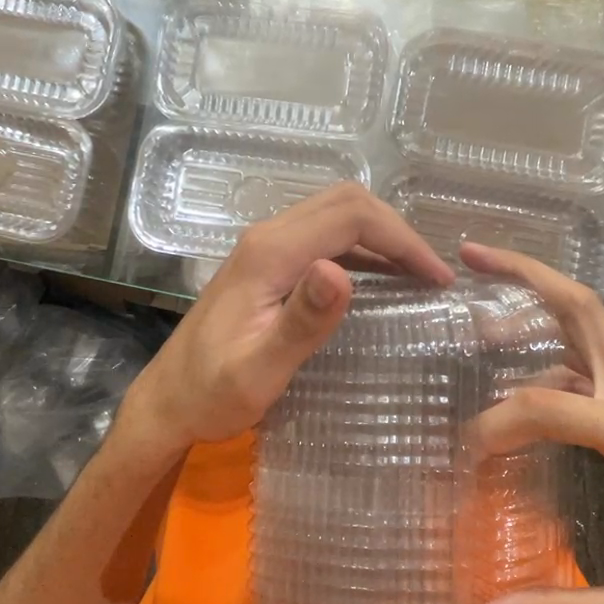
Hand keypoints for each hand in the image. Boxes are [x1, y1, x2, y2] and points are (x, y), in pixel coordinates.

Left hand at [118, 184, 454, 454]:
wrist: (167, 400)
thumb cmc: (211, 394)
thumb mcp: (258, 370)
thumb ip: (300, 322)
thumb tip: (340, 273)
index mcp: (269, 253)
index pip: (350, 217)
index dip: (401, 239)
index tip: (437, 279)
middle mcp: (267, 236)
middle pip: (345, 202)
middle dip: (396, 230)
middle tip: (432, 275)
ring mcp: (265, 247)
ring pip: (335, 215)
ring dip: (381, 236)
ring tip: (419, 278)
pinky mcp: (267, 263)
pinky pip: (323, 237)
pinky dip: (362, 250)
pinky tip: (382, 283)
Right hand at [460, 242, 603, 603]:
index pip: (550, 406)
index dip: (497, 425)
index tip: (467, 458)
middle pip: (584, 310)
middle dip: (525, 273)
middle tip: (467, 253)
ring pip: (591, 319)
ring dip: (537, 294)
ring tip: (478, 283)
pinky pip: (594, 352)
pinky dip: (551, 337)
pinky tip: (516, 362)